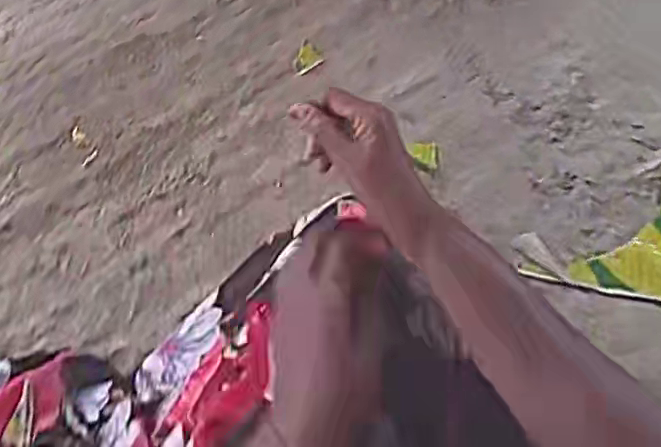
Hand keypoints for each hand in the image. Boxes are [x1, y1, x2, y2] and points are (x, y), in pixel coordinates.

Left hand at [268, 228, 386, 446]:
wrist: (302, 427)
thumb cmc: (337, 399)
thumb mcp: (370, 349)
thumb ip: (372, 301)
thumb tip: (375, 270)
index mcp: (324, 295)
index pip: (340, 244)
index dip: (363, 236)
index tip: (381, 241)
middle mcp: (298, 291)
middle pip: (316, 239)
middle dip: (342, 233)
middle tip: (365, 240)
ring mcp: (285, 299)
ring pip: (301, 249)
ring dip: (325, 244)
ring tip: (347, 254)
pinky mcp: (279, 311)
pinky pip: (292, 269)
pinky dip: (310, 260)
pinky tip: (324, 274)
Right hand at [289, 89, 436, 241]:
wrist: (410, 217)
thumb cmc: (382, 190)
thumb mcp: (345, 158)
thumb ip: (321, 131)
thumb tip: (299, 109)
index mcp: (371, 114)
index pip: (332, 98)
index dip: (313, 112)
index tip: (298, 130)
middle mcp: (377, 117)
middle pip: (337, 111)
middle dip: (320, 131)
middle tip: (312, 156)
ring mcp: (380, 131)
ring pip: (343, 126)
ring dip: (327, 142)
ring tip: (321, 165)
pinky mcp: (380, 145)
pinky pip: (353, 138)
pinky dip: (340, 150)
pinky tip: (333, 167)